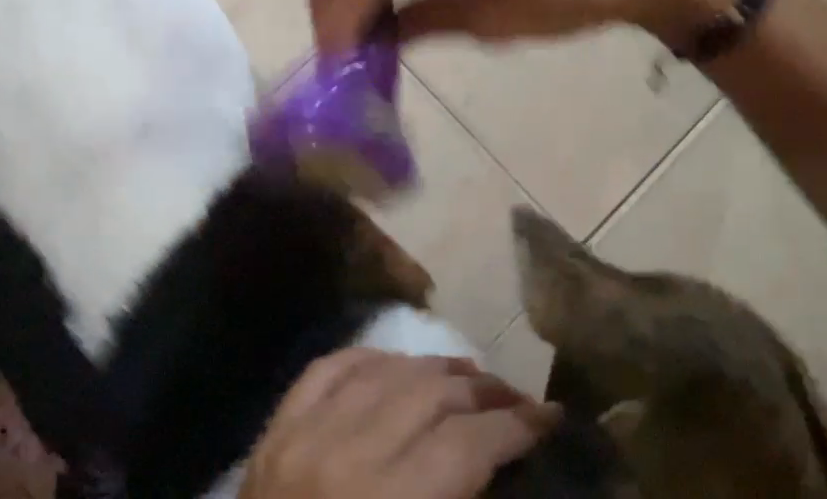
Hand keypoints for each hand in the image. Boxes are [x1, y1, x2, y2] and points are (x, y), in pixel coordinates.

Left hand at [240, 350, 556, 498]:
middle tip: (515, 397)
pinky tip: (396, 362)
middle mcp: (348, 454)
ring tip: (468, 375)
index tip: (549, 416)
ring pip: (384, 372)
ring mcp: (305, 433)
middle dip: (483, 391)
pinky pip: (329, 369)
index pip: (467, 443)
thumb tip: (498, 468)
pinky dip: (368, 358)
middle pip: (429, 395)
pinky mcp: (277, 427)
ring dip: (433, 367)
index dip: (516, 425)